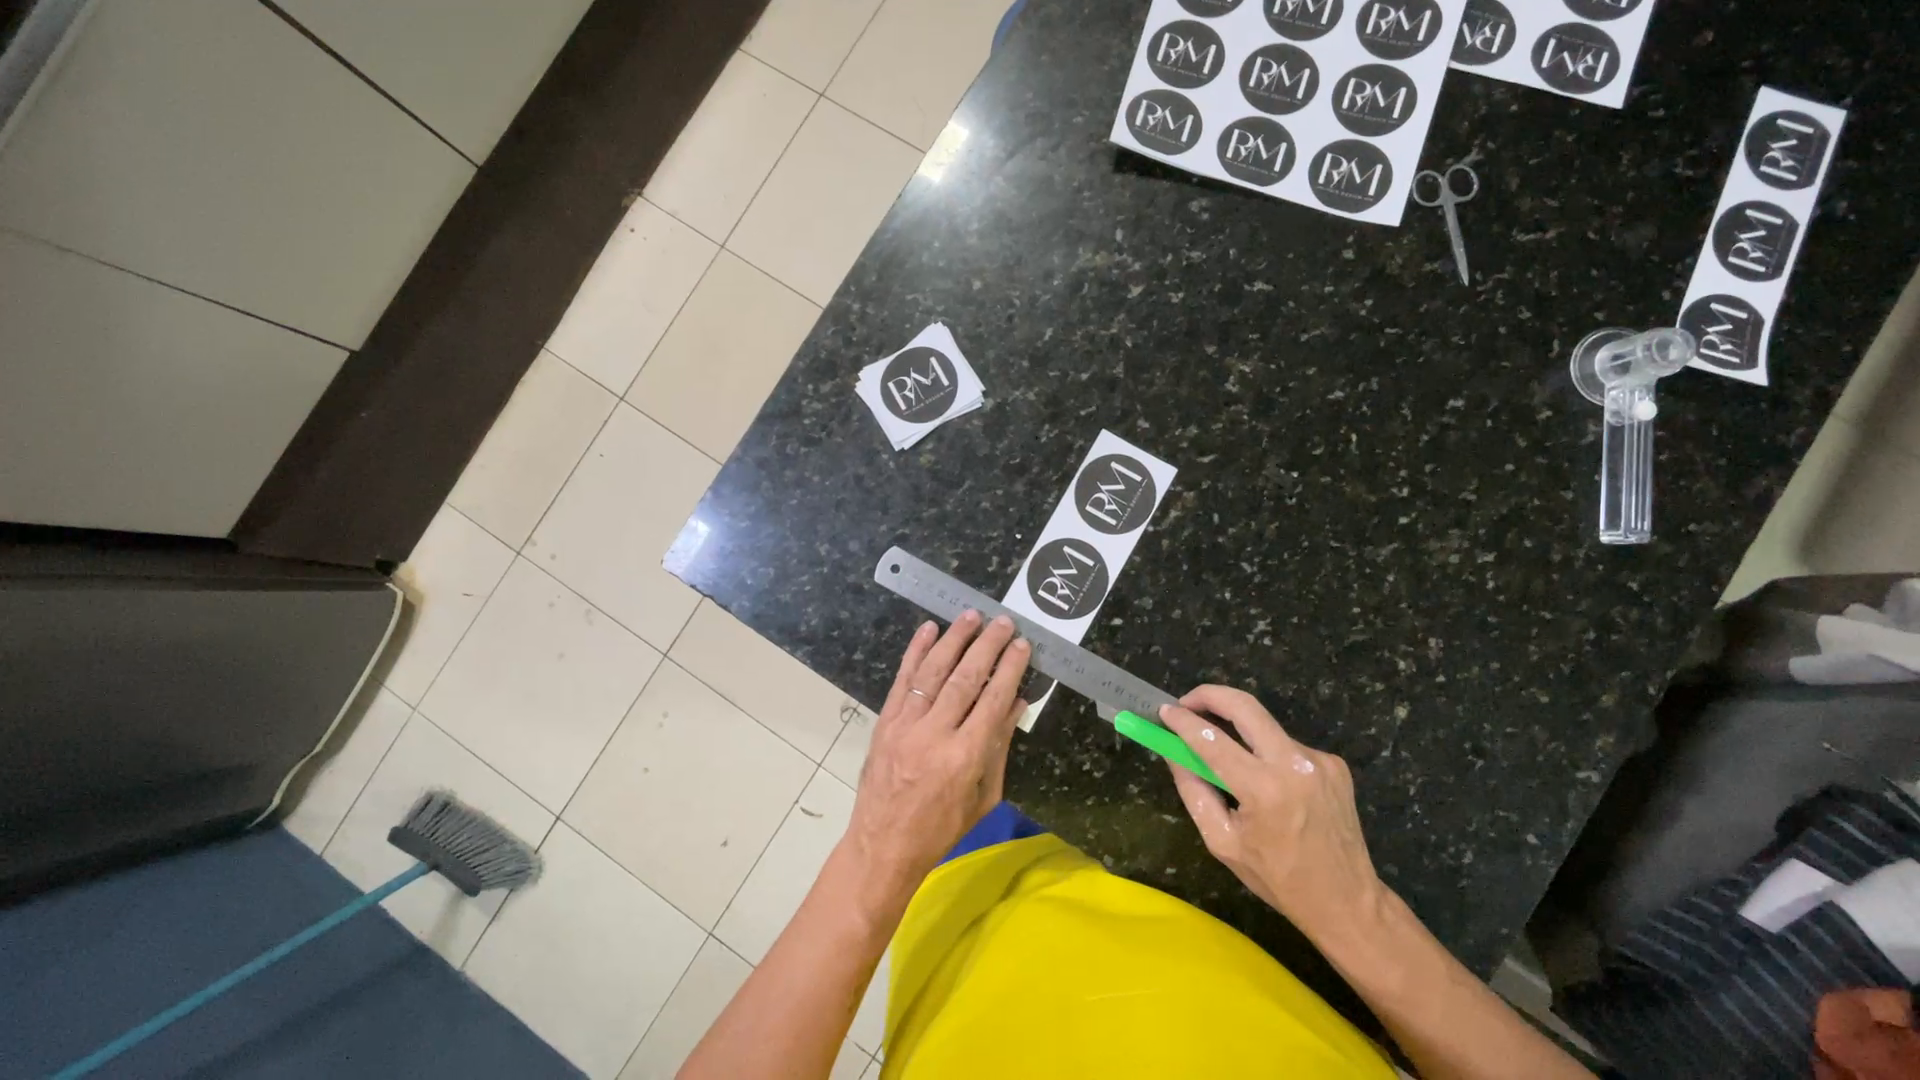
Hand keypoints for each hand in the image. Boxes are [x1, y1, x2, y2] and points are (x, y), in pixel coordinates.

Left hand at [844, 612, 1029, 892]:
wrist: (883, 845)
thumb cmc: (942, 829)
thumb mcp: (984, 796)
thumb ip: (1000, 747)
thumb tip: (1017, 703)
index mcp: (965, 757)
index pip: (993, 701)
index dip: (1009, 669)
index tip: (1022, 645)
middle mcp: (935, 735)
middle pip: (965, 679)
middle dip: (987, 647)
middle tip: (1003, 622)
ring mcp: (905, 726)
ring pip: (933, 672)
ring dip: (953, 640)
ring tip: (971, 616)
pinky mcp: (885, 722)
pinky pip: (903, 680)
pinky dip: (915, 652)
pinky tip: (928, 630)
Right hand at [1158, 685, 1385, 945]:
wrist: (1346, 900)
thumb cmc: (1277, 878)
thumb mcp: (1222, 842)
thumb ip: (1194, 791)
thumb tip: (1173, 753)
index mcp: (1263, 790)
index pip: (1212, 739)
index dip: (1183, 721)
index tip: (1164, 711)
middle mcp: (1294, 765)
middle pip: (1246, 706)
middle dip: (1210, 695)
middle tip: (1187, 702)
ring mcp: (1320, 761)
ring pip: (1267, 728)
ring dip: (1241, 733)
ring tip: (1229, 762)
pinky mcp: (1335, 764)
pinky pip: (1288, 747)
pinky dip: (1268, 755)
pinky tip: (1269, 785)